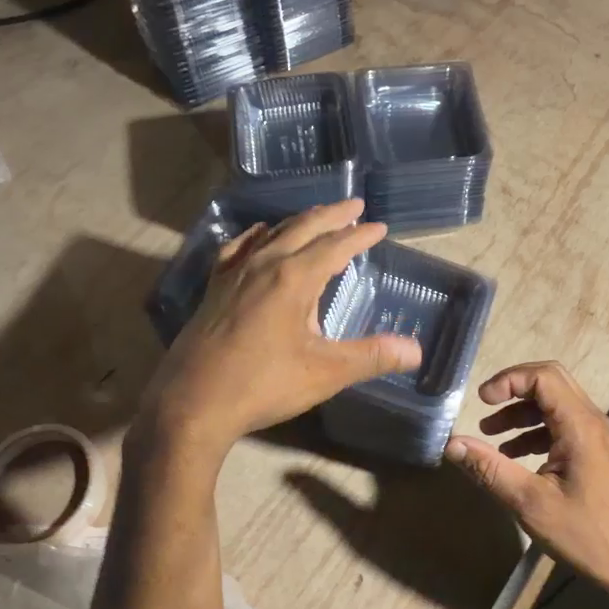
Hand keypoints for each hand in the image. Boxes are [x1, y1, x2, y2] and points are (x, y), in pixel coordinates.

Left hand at [139, 199, 421, 459]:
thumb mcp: (325, 373)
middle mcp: (264, 264)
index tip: (380, 227)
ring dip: (299, 222)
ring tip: (317, 218)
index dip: (360, 235)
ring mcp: (234, 274)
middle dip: (332, 215)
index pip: (335, 246)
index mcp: (293, 278)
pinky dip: (257, 236)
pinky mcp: (214, 288)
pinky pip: (239, 248)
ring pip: (272, 234)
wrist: (191, 403)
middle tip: (354, 205)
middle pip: (303, 228)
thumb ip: (371, 356)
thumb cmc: (262, 385)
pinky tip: (260, 236)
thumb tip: (416, 351)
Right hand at [444, 362, 608, 600]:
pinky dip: (533, 431)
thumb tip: (452, 444)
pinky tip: (512, 456)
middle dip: (513, 389)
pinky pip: (560, 425)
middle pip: (550, 381)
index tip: (481, 400)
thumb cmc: (584, 533)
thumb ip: (489, 469)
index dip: (508, 380)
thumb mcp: (529, 502)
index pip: (543, 377)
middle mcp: (591, 420)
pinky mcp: (594, 451)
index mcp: (579, 425)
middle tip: (484, 406)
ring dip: (521, 412)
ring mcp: (595, 435)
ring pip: (554, 403)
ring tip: (490, 434)